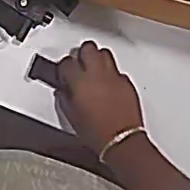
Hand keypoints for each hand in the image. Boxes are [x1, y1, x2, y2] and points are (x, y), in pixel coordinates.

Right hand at [56, 41, 143, 158]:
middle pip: (88, 48)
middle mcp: (96, 74)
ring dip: (97, 58)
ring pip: (104, 53)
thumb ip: (64, 98)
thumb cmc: (97, 132)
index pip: (66, 62)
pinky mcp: (126, 82)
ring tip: (94, 68)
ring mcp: (113, 77)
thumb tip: (63, 91)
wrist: (122, 141)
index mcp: (79, 81)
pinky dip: (111, 73)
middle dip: (82, 53)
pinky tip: (107, 83)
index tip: (64, 73)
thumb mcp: (72, 116)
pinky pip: (117, 70)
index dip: (64, 67)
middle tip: (79, 63)